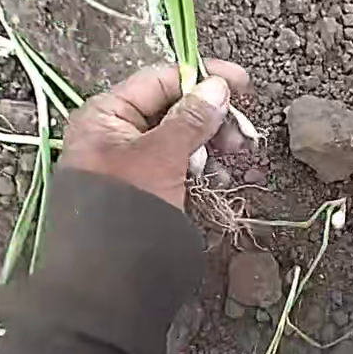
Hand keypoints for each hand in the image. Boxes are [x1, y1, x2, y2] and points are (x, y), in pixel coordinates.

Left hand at [59, 59, 250, 208]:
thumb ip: (190, 118)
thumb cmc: (127, 207)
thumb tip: (216, 86)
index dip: (201, 77)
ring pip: (183, 138)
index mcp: (109, 115)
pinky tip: (219, 178)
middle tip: (244, 136)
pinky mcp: (152, 186)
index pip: (160, 81)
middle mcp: (120, 133)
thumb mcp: (160, 155)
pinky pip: (182, 165)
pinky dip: (203, 168)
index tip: (241, 84)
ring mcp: (136, 161)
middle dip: (212, 119)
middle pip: (175, 109)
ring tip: (234, 158)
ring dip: (212, 145)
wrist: (111, 276)